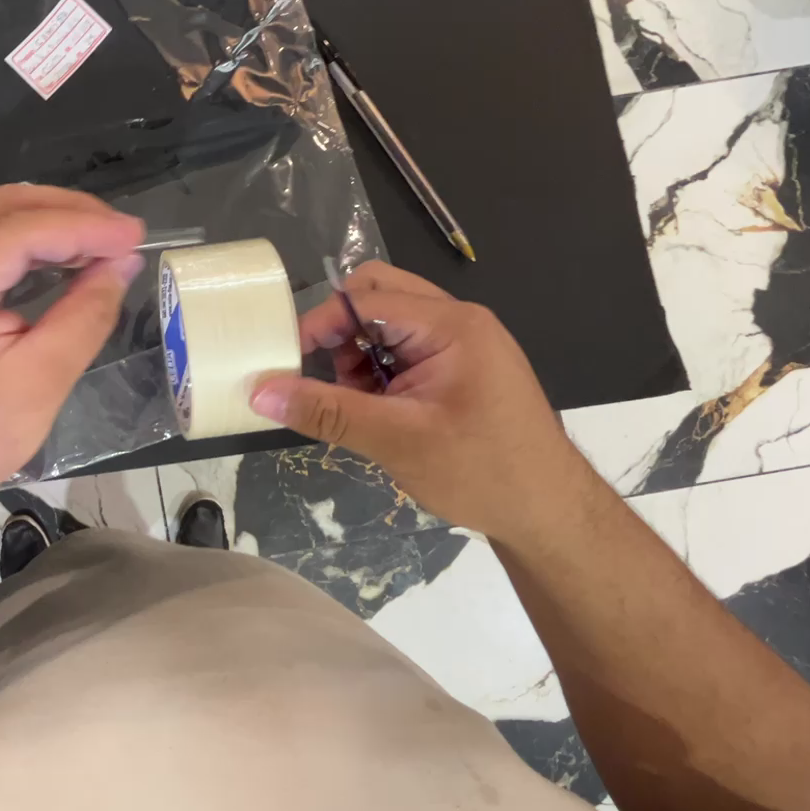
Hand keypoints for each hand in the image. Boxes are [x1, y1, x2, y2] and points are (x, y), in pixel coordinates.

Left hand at [0, 185, 143, 512]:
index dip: (81, 226)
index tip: (135, 234)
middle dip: (68, 213)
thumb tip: (123, 262)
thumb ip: (85, 315)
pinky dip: (28, 241)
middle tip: (123, 234)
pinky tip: (66, 254)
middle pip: (0, 209)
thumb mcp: (42, 381)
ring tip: (103, 241)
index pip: (16, 232)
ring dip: (50, 222)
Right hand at [248, 262, 603, 542]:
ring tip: (356, 403)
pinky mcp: (458, 369)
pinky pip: (403, 349)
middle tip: (326, 377)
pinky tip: (378, 411)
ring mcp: (461, 344)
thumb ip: (326, 411)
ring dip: (357, 354)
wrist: (549, 514)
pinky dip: (377, 372)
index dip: (318, 324)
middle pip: (377, 295)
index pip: (364, 299)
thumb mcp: (395, 440)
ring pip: (387, 322)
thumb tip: (260, 392)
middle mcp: (457, 322)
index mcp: (451, 325)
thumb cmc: (481, 471)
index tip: (285, 362)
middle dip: (340, 332)